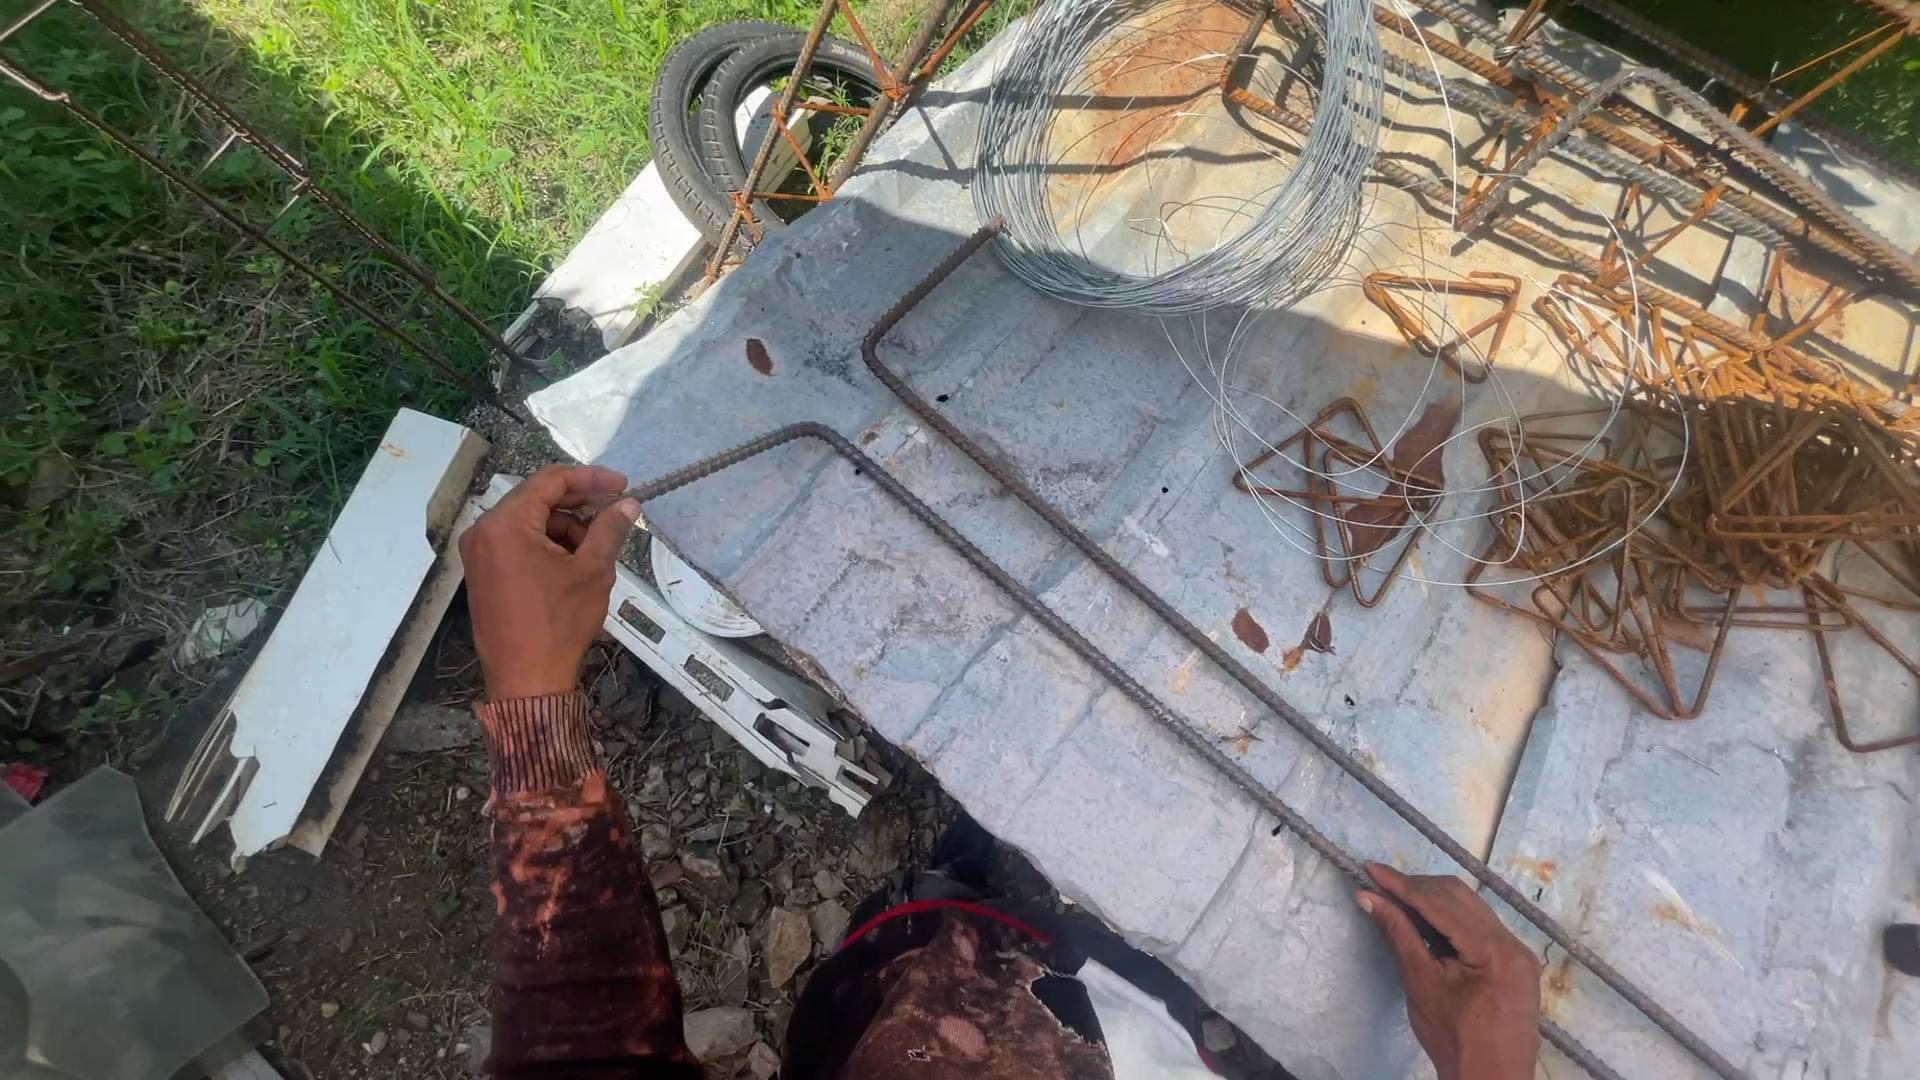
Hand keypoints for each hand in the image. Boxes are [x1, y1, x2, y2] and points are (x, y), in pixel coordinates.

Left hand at [460, 465, 637, 700]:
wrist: (527, 676)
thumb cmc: (559, 621)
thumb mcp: (592, 570)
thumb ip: (609, 530)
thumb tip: (628, 505)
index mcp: (506, 524)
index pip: (550, 481)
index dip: (591, 478)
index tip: (623, 486)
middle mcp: (484, 531)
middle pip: (538, 499)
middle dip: (580, 503)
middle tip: (618, 509)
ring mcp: (480, 553)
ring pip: (531, 522)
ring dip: (567, 527)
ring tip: (599, 548)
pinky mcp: (485, 572)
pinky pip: (520, 542)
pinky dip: (550, 544)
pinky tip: (576, 562)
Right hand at [1356, 862, 1540, 1079]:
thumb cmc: (1453, 1036)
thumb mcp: (1420, 980)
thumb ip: (1397, 930)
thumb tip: (1366, 895)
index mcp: (1495, 951)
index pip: (1440, 903)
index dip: (1401, 884)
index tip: (1369, 869)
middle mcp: (1513, 945)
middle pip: (1457, 896)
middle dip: (1415, 887)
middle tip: (1380, 886)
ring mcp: (1518, 953)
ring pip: (1468, 905)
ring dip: (1430, 898)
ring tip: (1396, 899)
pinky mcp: (1514, 962)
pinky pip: (1477, 923)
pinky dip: (1447, 915)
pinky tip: (1423, 920)